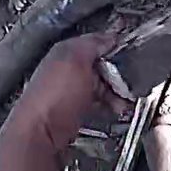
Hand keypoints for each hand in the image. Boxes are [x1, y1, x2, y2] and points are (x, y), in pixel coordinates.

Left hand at [9, 33, 118, 150]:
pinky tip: (115, 110)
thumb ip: (92, 44)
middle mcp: (66, 70)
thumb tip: (109, 37)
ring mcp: (70, 91)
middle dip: (118, 74)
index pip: (96, 42)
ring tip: (125, 101)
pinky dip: (109, 105)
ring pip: (101, 86)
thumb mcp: (76, 59)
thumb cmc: (53, 96)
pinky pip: (98, 103)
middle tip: (128, 83)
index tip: (130, 56)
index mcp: (65, 52)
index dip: (115, 48)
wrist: (40, 133)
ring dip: (116, 92)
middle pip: (101, 66)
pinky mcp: (73, 111)